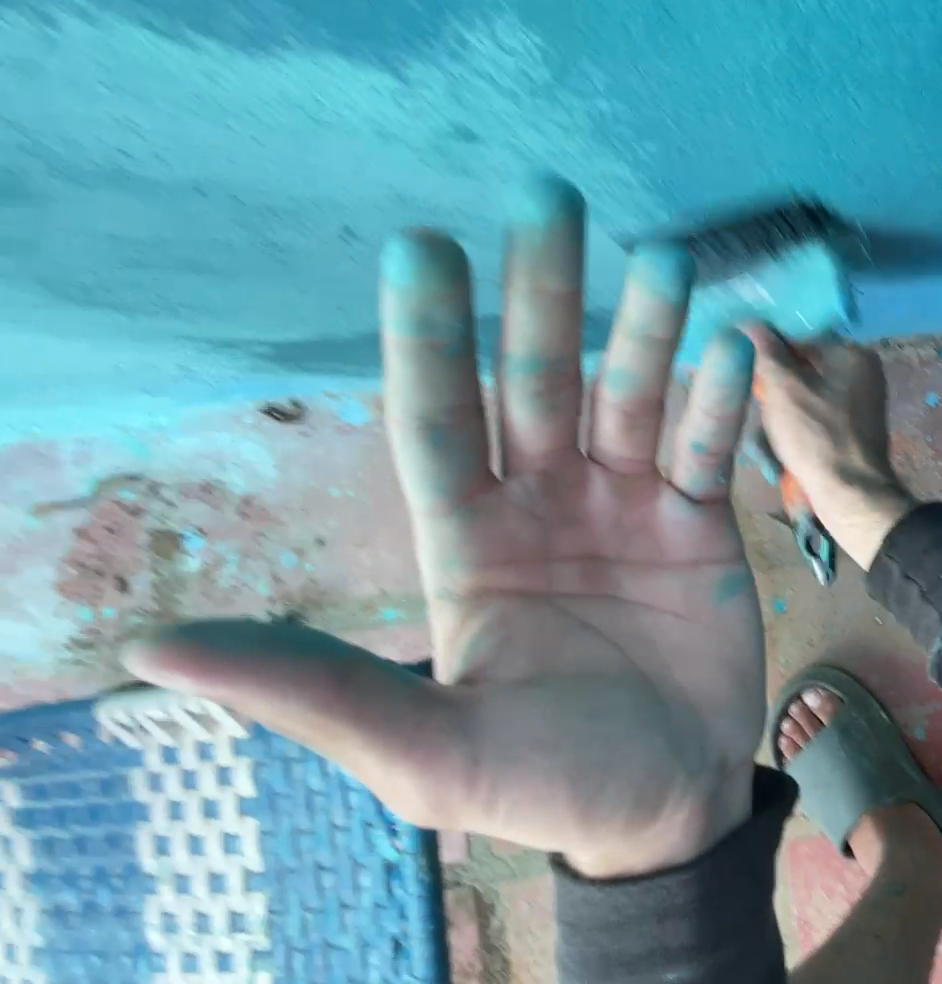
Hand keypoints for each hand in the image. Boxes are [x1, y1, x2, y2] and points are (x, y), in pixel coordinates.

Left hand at [121, 176, 765, 878]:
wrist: (669, 800)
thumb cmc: (547, 783)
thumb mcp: (427, 754)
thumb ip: (321, 690)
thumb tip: (150, 647)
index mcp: (470, 543)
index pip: (439, 424)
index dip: (430, 339)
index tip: (423, 247)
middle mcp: (547, 503)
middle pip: (540, 383)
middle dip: (544, 294)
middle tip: (549, 197)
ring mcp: (631, 506)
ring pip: (635, 400)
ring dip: (648, 330)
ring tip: (667, 257)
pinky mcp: (701, 523)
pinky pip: (708, 450)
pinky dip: (720, 403)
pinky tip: (735, 348)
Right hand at [743, 327, 914, 569]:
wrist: (851, 496)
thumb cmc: (816, 437)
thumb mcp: (783, 388)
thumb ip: (767, 352)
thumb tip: (752, 322)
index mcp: (854, 354)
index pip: (801, 338)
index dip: (769, 354)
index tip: (748, 373)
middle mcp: (864, 374)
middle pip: (803, 371)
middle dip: (776, 394)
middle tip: (762, 415)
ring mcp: (861, 404)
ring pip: (805, 399)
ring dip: (782, 419)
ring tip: (772, 442)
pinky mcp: (854, 431)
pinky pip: (816, 420)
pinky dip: (797, 433)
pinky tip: (784, 453)